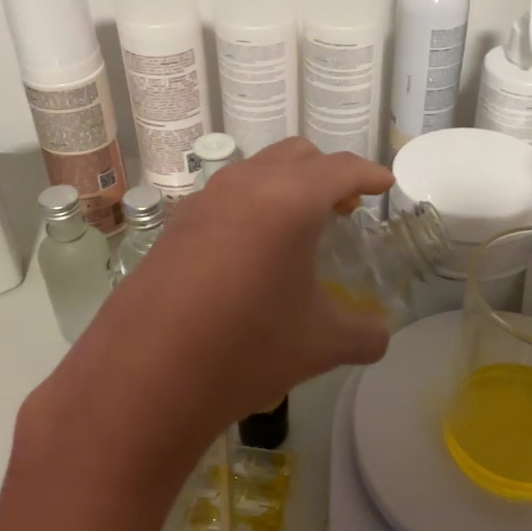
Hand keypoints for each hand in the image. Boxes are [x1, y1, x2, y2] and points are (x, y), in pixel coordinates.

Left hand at [71, 138, 395, 443]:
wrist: (147, 374)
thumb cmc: (247, 347)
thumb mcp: (321, 344)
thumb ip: (365, 333)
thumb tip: (380, 335)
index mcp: (290, 199)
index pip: (340, 169)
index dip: (368, 175)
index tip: (384, 185)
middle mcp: (245, 186)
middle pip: (296, 156)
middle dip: (326, 174)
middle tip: (344, 209)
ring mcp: (202, 202)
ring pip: (254, 173)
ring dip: (284, 188)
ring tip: (298, 230)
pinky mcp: (173, 228)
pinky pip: (224, 200)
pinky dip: (250, 210)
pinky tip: (250, 255)